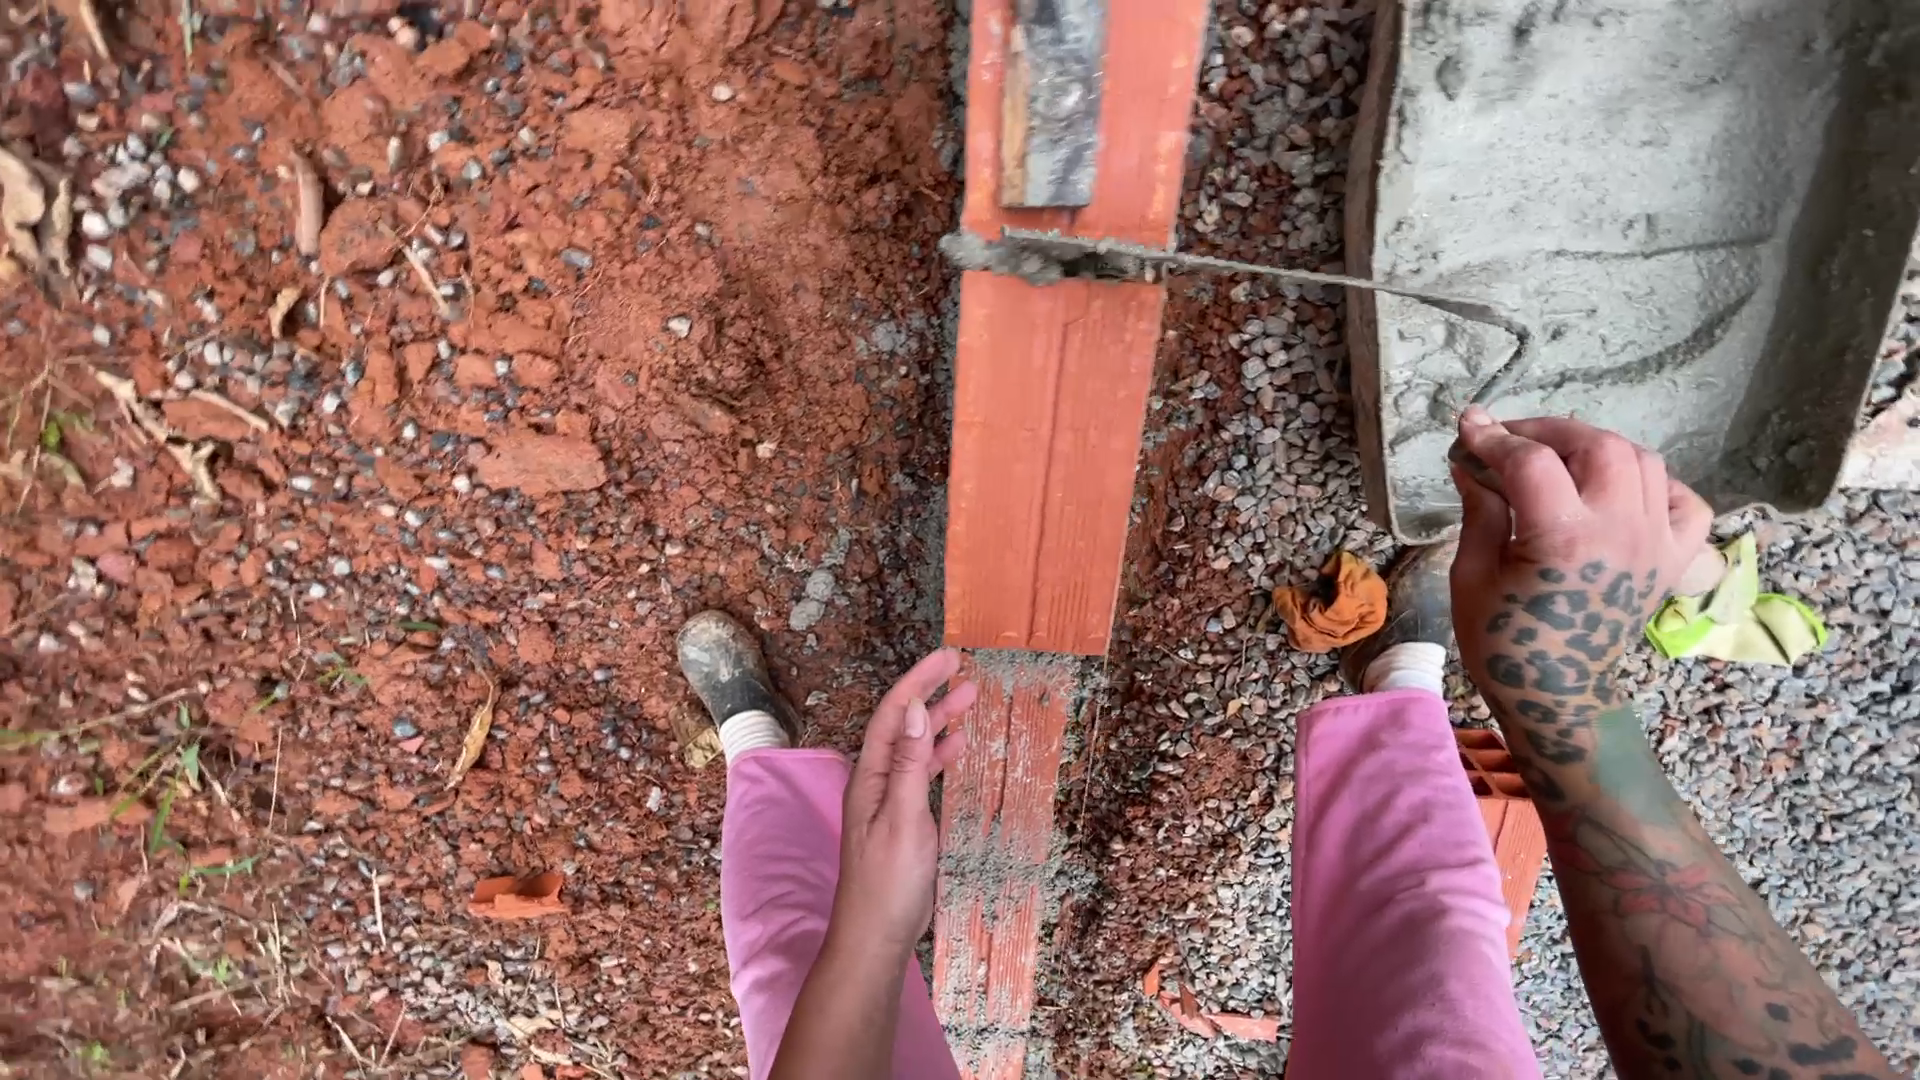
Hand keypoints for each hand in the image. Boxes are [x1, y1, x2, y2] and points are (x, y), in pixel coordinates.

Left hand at [830, 648, 977, 957]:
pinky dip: (939, 754)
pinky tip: (958, 746)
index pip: (893, 713)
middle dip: (931, 693)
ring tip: (970, 697)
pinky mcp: (902, 817)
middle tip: (963, 668)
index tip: (947, 657)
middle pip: (903, 723)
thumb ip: (908, 763)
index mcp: (869, 774)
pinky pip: (921, 773)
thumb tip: (912, 708)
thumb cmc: (888, 880)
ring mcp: (888, 798)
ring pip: (914, 746)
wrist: (876, 937)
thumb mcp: (903, 818)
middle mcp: (875, 779)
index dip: (918, 681)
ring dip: (939, 721)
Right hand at [1450, 407, 1711, 737]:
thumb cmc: (1497, 635)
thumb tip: (1471, 463)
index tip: (1466, 425)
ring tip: (1553, 454)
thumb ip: (1481, 509)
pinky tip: (1614, 486)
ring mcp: (1659, 542)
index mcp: (1562, 539)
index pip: (1530, 462)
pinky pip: (1682, 499)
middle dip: (1545, 430)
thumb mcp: (1471, 570)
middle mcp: (1622, 531)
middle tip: (1506, 437)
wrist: (1554, 688)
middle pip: (1597, 446)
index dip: (1492, 437)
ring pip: (1641, 460)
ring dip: (1592, 446)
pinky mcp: (1675, 556)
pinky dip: (1650, 480)